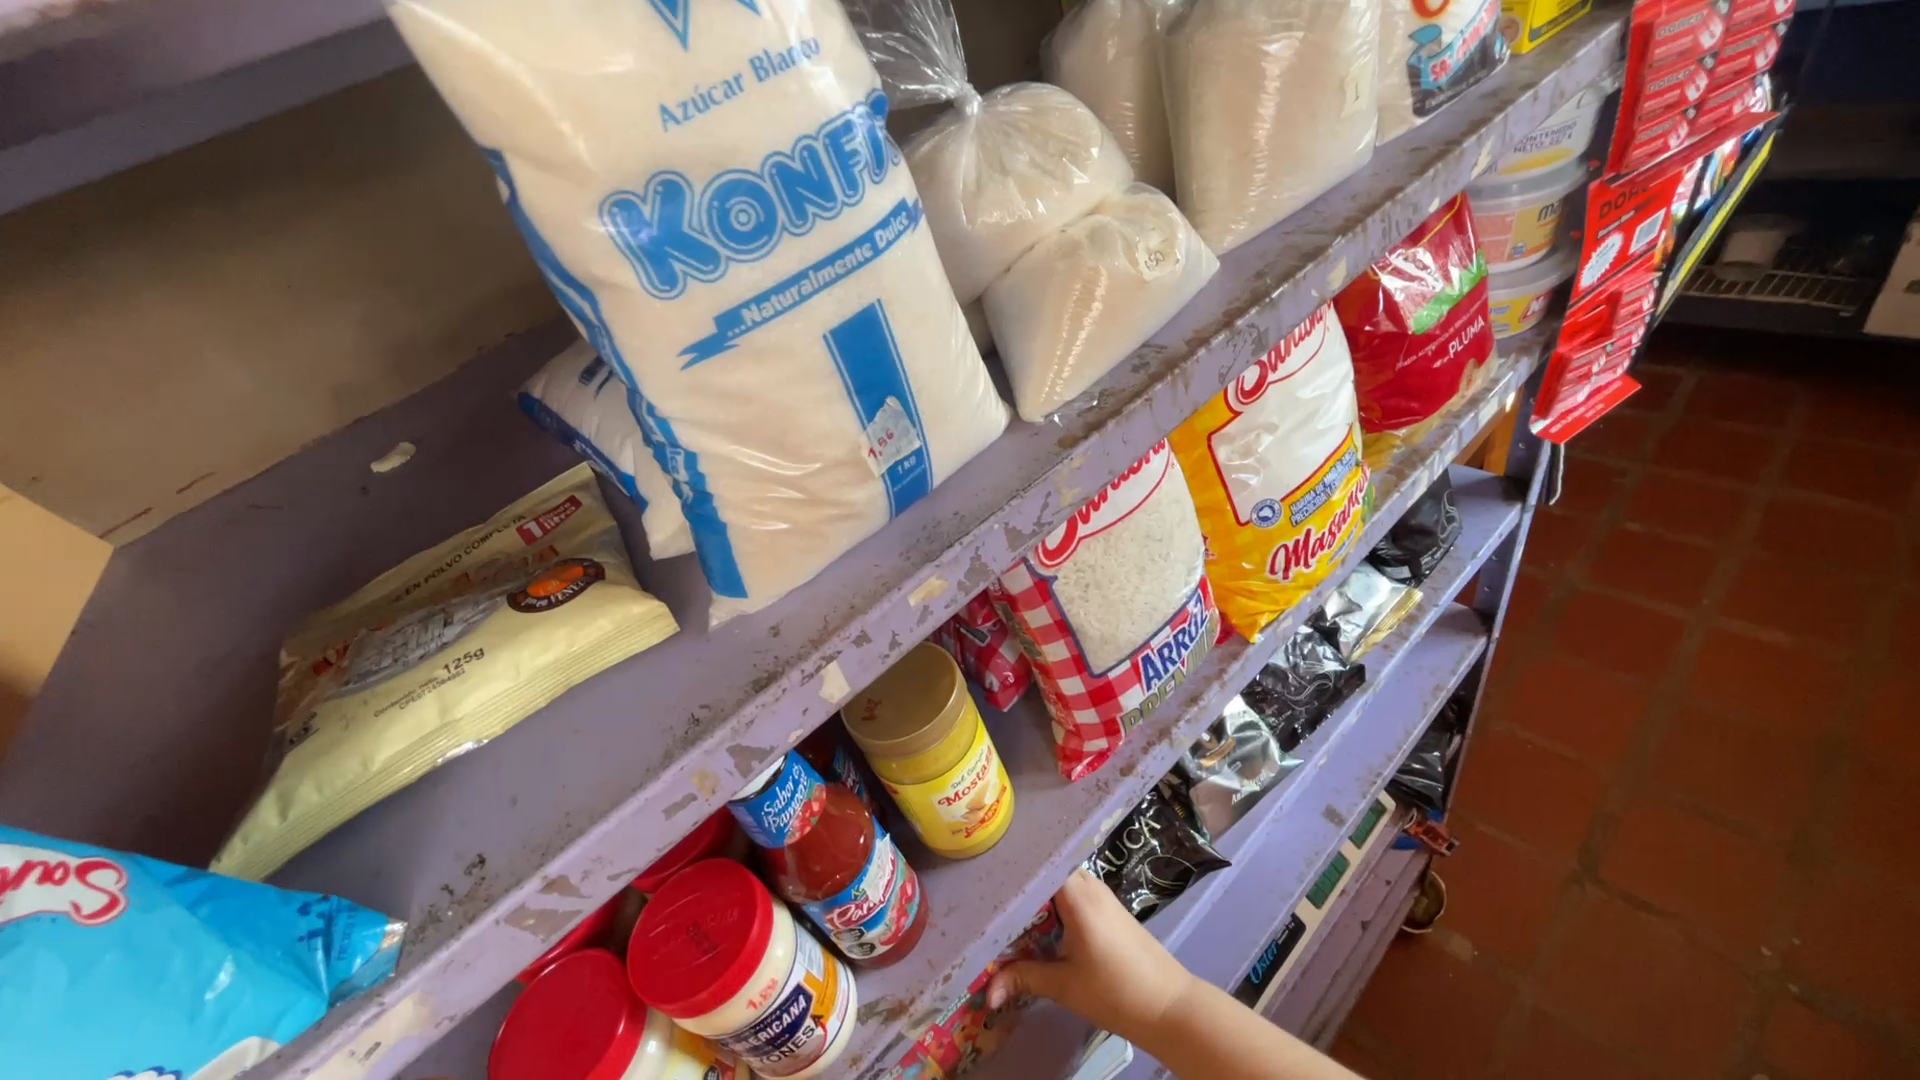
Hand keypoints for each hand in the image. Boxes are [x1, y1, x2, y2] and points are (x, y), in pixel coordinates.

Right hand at [986, 868, 1197, 1039]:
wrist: (1169, 1005)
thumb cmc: (1116, 990)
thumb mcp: (1064, 986)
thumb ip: (1023, 978)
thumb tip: (986, 993)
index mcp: (1077, 893)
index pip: (1038, 862)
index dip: (1010, 865)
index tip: (983, 872)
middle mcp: (1088, 884)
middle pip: (1046, 870)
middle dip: (1018, 882)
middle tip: (984, 890)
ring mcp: (1099, 894)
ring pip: (1058, 882)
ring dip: (1035, 894)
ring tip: (1001, 904)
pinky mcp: (1106, 908)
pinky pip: (1070, 893)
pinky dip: (1050, 903)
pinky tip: (1033, 920)